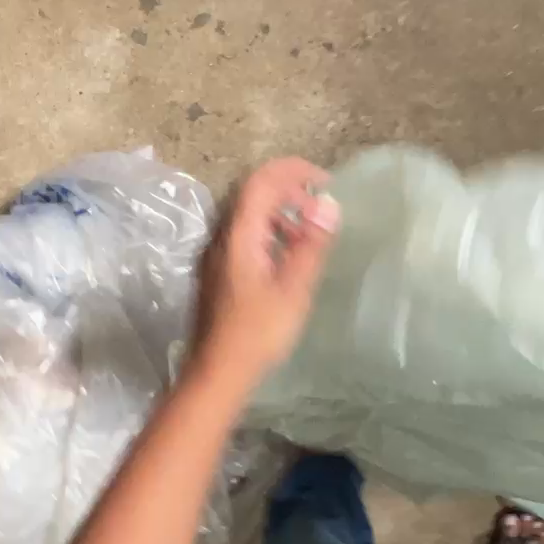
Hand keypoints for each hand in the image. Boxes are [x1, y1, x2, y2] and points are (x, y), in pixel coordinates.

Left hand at [190, 156, 339, 386]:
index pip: (261, 182)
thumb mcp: (293, 288)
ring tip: (309, 235)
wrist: (218, 372)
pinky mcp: (218, 275)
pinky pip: (244, 239)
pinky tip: (287, 259)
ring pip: (247, 218)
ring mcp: (216, 257)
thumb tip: (327, 204)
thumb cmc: (258, 332)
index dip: (293, 171)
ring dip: (279, 215)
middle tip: (320, 208)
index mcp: (239, 236)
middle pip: (252, 195)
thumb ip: (311, 244)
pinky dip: (269, 234)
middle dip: (288, 191)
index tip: (325, 181)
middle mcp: (221, 239)